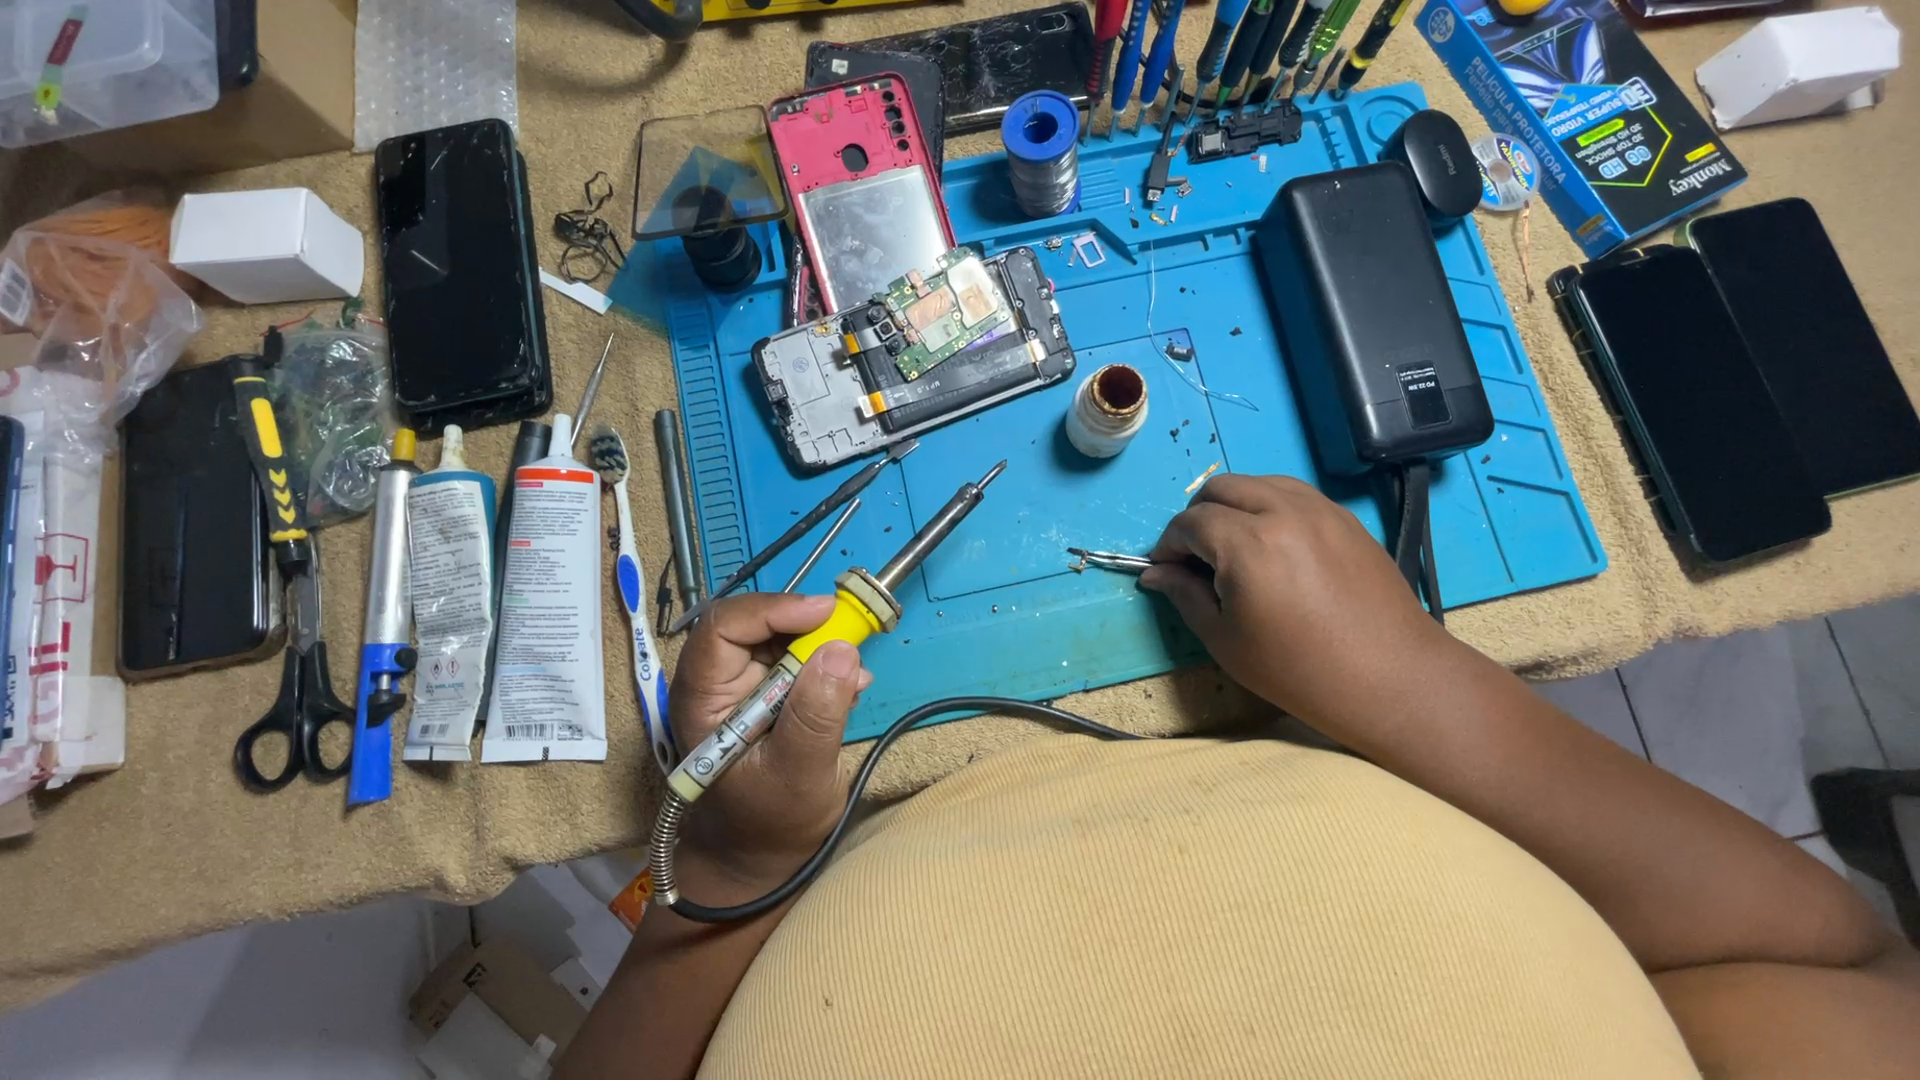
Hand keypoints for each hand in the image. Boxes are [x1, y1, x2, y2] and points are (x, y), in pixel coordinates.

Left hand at [668, 593, 871, 892]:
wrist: (758, 861)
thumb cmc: (770, 826)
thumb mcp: (800, 774)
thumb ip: (817, 715)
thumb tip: (842, 649)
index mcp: (702, 699)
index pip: (724, 628)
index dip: (772, 610)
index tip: (825, 614)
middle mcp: (714, 684)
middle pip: (752, 624)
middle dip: (803, 625)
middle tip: (848, 634)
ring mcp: (739, 689)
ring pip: (776, 638)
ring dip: (818, 646)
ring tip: (852, 673)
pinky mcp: (764, 697)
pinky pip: (794, 661)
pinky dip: (824, 666)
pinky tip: (848, 689)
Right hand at [1138, 474, 1452, 724]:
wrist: (1388, 677)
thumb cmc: (1296, 668)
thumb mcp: (1225, 639)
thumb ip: (1185, 595)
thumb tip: (1155, 573)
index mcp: (1247, 543)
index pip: (1189, 523)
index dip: (1168, 545)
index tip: (1165, 570)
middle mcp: (1282, 511)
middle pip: (1220, 488)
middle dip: (1196, 517)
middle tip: (1195, 557)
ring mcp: (1319, 509)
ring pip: (1258, 482)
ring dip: (1233, 505)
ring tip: (1233, 545)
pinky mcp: (1344, 517)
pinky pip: (1293, 493)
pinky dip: (1268, 506)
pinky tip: (1272, 545)